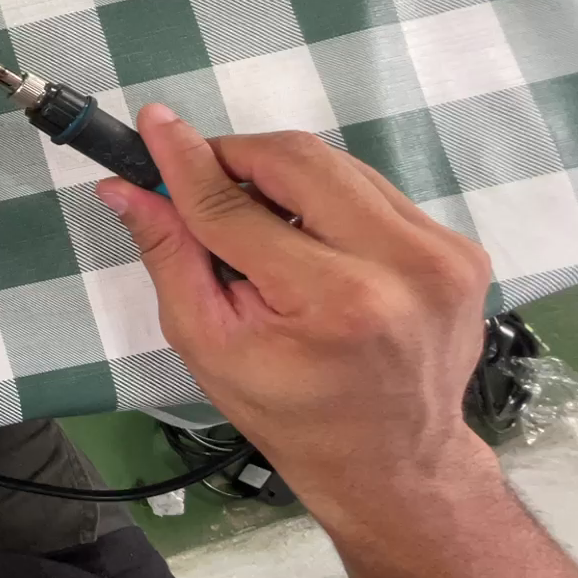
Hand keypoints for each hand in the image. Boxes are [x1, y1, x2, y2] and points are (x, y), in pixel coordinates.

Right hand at [95, 104, 493, 514]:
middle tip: (186, 176)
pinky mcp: (454, 245)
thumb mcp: (200, 336)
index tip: (151, 123)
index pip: (233, 206)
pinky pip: (361, 185)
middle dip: (228, 155)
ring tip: (235, 214)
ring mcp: (441, 250)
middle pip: (296, 161)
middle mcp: (402, 262)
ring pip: (331, 164)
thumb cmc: (278, 403)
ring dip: (267, 173)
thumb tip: (123, 189)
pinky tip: (286, 230)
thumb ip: (166, 253)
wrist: (386, 454)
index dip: (182, 161)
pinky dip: (307, 191)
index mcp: (332, 299)